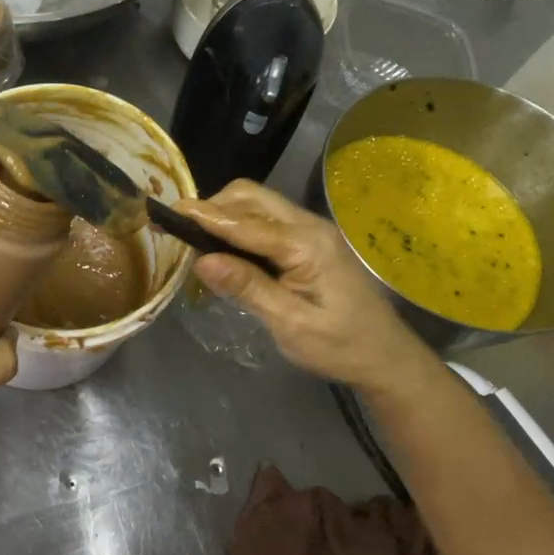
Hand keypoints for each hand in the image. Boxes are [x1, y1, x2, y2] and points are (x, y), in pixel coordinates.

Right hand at [176, 179, 439, 390]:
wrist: (385, 357)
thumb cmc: (340, 346)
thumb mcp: (290, 324)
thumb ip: (247, 288)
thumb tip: (203, 260)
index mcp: (306, 245)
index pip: (244, 223)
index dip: (204, 216)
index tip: (168, 212)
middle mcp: (309, 227)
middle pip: (251, 197)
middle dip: (213, 207)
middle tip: (179, 229)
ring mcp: (311, 231)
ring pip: (258, 204)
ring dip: (225, 214)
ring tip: (195, 238)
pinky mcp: (309, 242)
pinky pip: (266, 221)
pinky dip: (239, 225)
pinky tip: (224, 248)